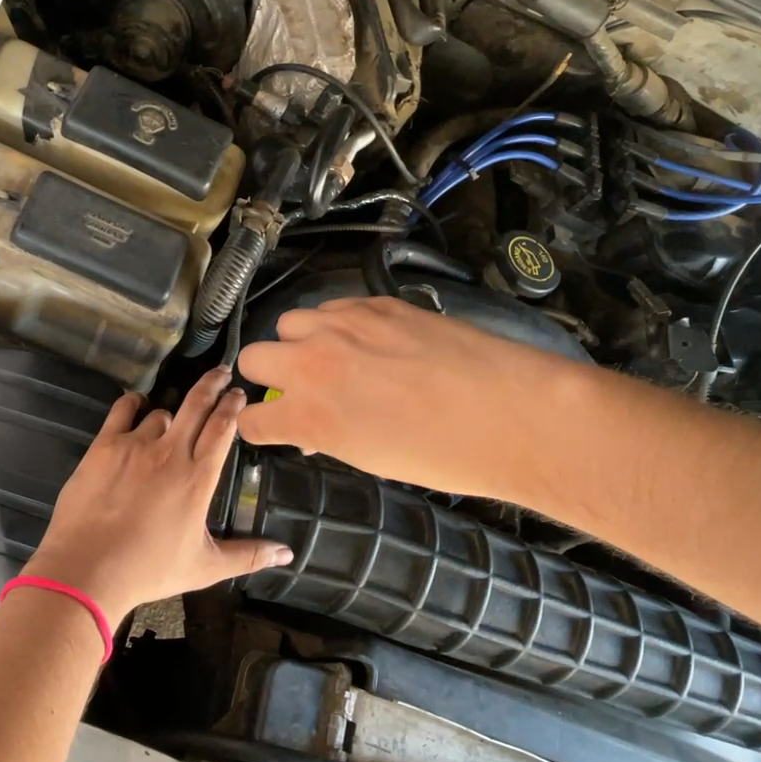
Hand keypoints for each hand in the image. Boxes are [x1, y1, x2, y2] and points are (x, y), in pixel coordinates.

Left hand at [24, 367, 293, 619]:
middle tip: (222, 372)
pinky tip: (137, 402)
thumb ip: (248, 555)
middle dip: (213, 384)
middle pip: (197, 405)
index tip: (239, 393)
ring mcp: (136, 446)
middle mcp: (171, 453)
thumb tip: (286, 555)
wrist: (88, 569)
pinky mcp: (105, 446)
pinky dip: (133, 403)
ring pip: (161, 414)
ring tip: (173, 419)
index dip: (233, 406)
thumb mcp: (206, 567)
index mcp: (198, 478)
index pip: (222, 428)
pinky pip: (123, 411)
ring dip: (171, 413)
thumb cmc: (150, 570)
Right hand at [235, 296, 598, 503]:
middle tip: (295, 388)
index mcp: (309, 414)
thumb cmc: (442, 454)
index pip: (251, 419)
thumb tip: (312, 424)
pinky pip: (333, 308)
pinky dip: (337, 325)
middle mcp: (313, 362)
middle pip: (252, 357)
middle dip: (265, 374)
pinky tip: (366, 341)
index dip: (258, 425)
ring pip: (289, 323)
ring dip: (299, 342)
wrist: (509, 412)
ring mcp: (343, 326)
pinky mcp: (375, 303)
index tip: (269, 426)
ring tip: (330, 358)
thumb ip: (325, 435)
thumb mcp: (369, 458)